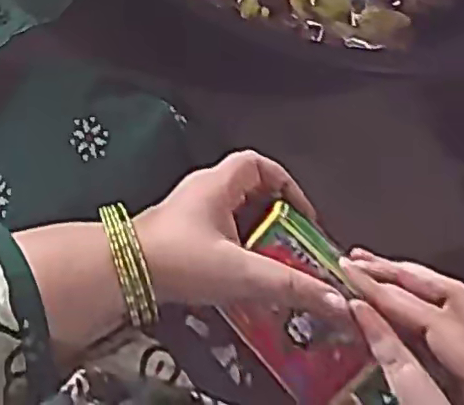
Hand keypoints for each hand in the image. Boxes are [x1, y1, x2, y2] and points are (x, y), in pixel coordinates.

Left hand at [133, 151, 344, 318]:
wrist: (126, 269)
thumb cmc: (178, 258)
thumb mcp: (241, 272)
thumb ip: (291, 286)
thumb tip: (337, 299)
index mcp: (216, 184)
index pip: (257, 163)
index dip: (287, 183)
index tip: (306, 217)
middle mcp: (205, 191)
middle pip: (253, 191)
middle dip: (281, 220)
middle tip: (301, 252)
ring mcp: (194, 211)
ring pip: (240, 217)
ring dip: (264, 241)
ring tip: (285, 272)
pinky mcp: (187, 234)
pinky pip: (226, 234)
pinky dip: (245, 252)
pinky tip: (255, 283)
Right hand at [343, 252, 463, 404]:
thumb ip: (401, 370)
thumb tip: (362, 312)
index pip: (436, 318)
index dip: (387, 291)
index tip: (346, 270)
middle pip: (458, 301)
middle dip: (403, 276)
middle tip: (357, 262)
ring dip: (417, 284)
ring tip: (375, 271)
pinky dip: (432, 307)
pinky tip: (404, 305)